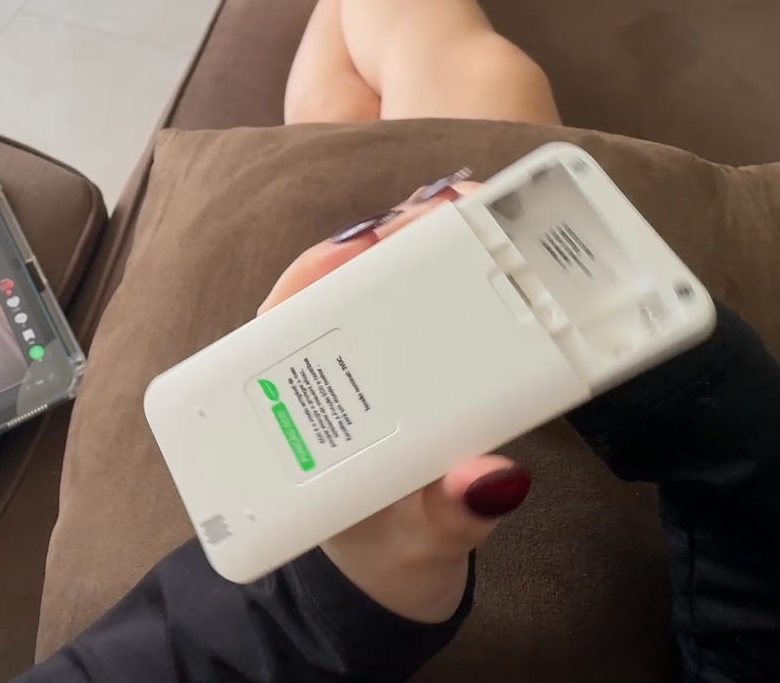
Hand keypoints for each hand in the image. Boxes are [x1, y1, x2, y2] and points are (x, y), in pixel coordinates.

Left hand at [256, 176, 530, 623]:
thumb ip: (451, 516)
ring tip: (453, 211)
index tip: (353, 246)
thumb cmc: (387, 547)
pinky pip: (410, 310)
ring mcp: (362, 364)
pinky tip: (468, 248)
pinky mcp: (402, 366)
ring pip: (374, 288)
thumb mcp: (418, 540)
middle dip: (380, 243)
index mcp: (298, 404)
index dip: (316, 273)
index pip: (287, 320)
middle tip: (431, 210)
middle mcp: (323, 371)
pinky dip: (435, 274)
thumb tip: (493, 478)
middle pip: (339, 288)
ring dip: (409, 246)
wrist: (397, 569)